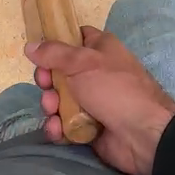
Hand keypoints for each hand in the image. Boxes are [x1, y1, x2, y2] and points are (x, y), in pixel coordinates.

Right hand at [27, 27, 174, 174]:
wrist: (144, 135)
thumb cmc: (115, 88)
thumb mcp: (83, 63)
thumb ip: (54, 53)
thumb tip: (30, 46)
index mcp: (100, 49)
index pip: (73, 38)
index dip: (54, 45)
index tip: (39, 54)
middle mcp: (95, 72)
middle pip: (60, 71)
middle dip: (47, 80)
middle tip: (46, 86)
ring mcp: (92, 101)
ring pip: (59, 99)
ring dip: (51, 105)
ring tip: (53, 111)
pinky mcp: (89, 127)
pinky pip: (65, 124)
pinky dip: (58, 127)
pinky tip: (57, 130)